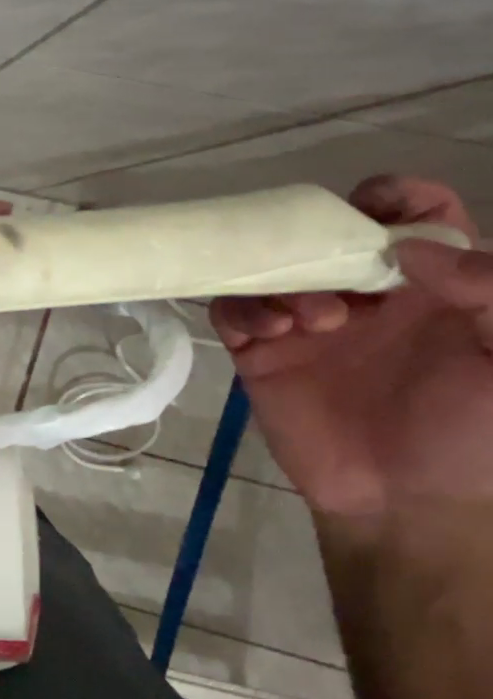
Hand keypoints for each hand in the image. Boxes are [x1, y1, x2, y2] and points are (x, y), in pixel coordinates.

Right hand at [210, 176, 492, 516]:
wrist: (406, 500)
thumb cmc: (476, 432)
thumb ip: (491, 290)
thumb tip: (405, 248)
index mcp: (436, 288)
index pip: (416, 217)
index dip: (394, 197)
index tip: (373, 209)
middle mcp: (369, 297)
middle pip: (327, 236)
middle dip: (320, 244)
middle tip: (333, 277)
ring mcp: (308, 325)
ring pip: (273, 271)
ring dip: (282, 284)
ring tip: (310, 324)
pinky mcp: (259, 354)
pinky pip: (232, 312)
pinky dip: (241, 312)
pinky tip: (267, 336)